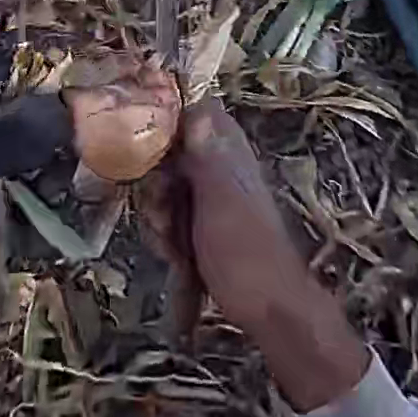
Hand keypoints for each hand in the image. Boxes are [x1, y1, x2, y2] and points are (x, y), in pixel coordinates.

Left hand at [0, 51, 69, 308]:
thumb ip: (22, 131)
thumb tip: (74, 109)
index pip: (39, 73)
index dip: (66, 104)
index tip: (84, 145)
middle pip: (31, 97)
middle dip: (51, 134)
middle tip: (63, 177)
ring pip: (17, 122)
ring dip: (35, 153)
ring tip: (46, 190)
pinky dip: (12, 162)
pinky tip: (19, 189)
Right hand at [159, 97, 369, 411]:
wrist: (269, 311)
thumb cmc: (246, 251)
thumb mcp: (221, 199)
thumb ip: (206, 153)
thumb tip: (195, 106)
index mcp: (226, 144)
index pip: (188, 105)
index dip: (161, 120)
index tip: (147, 152)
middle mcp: (216, 158)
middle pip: (164, 147)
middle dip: (153, 181)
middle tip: (162, 213)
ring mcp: (207, 189)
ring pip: (161, 181)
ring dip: (157, 212)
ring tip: (171, 243)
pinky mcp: (199, 217)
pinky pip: (167, 209)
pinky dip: (163, 230)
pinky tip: (172, 254)